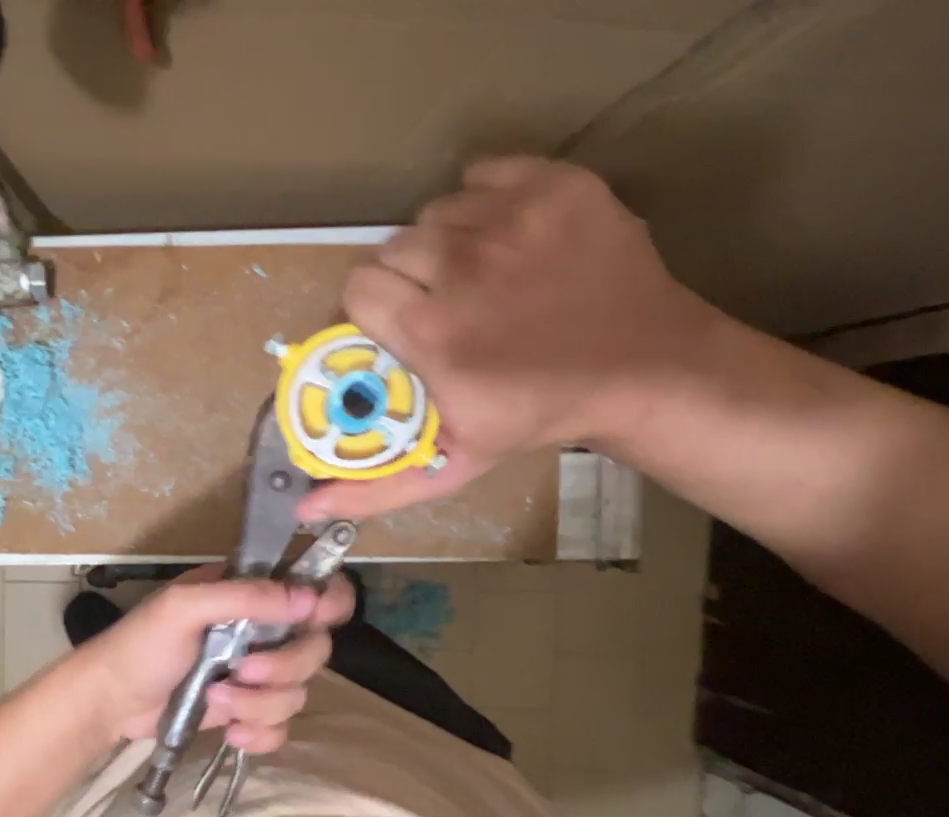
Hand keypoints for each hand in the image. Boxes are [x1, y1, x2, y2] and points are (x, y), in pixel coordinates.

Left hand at [66, 565, 355, 752]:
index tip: (312, 622)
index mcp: (250, 594)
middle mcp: (262, 631)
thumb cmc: (140, 643)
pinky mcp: (247, 711)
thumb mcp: (183, 608)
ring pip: (298, 693)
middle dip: (283, 668)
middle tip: (241, 671)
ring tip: (215, 701)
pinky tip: (230, 732)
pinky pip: (281, 728)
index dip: (327, 604)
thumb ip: (244, 598)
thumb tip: (308, 598)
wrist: (111, 700)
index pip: (313, 588)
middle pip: (315, 648)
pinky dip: (260, 734)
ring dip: (258, 704)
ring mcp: (256, 674)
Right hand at [300, 156, 728, 522]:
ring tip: (481, 272)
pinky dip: (487, 200)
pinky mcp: (555, 185)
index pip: (358, 288)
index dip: (375, 310)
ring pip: (435, 210)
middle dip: (409, 277)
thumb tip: (303, 511)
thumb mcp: (453, 462)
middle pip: (392, 247)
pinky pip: (483, 174)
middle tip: (445, 304)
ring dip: (446, 240)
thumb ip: (374, 489)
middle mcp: (463, 266)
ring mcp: (513, 219)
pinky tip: (509, 237)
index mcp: (432, 331)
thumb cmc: (539, 415)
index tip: (402, 326)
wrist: (645, 368)